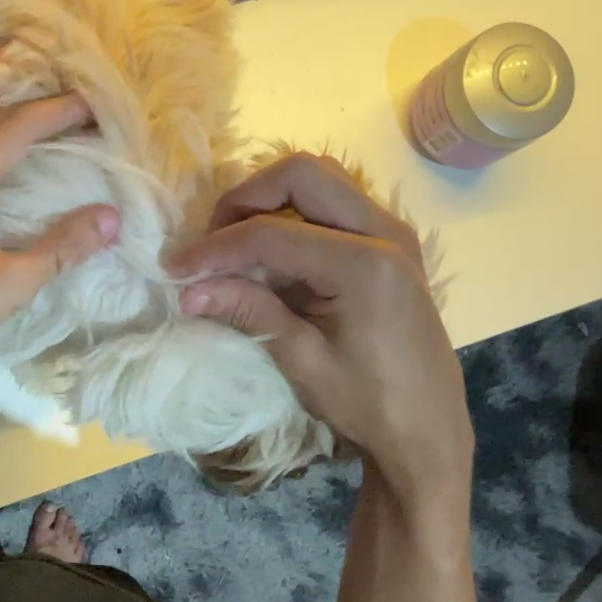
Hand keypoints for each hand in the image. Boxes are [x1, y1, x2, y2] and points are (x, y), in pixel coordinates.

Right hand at [169, 154, 471, 501]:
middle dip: (244, 200)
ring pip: (320, 180)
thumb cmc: (366, 403)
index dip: (216, 248)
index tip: (175, 268)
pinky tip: (268, 256)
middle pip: (302, 175)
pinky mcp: (389, 243)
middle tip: (211, 243)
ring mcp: (392, 231)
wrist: (426, 426)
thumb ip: (250, 312)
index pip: (272, 234)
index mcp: (364, 265)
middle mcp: (384, 230)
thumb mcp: (302, 360)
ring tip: (234, 245)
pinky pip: (334, 204)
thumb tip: (189, 292)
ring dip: (269, 201)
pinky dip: (293, 215)